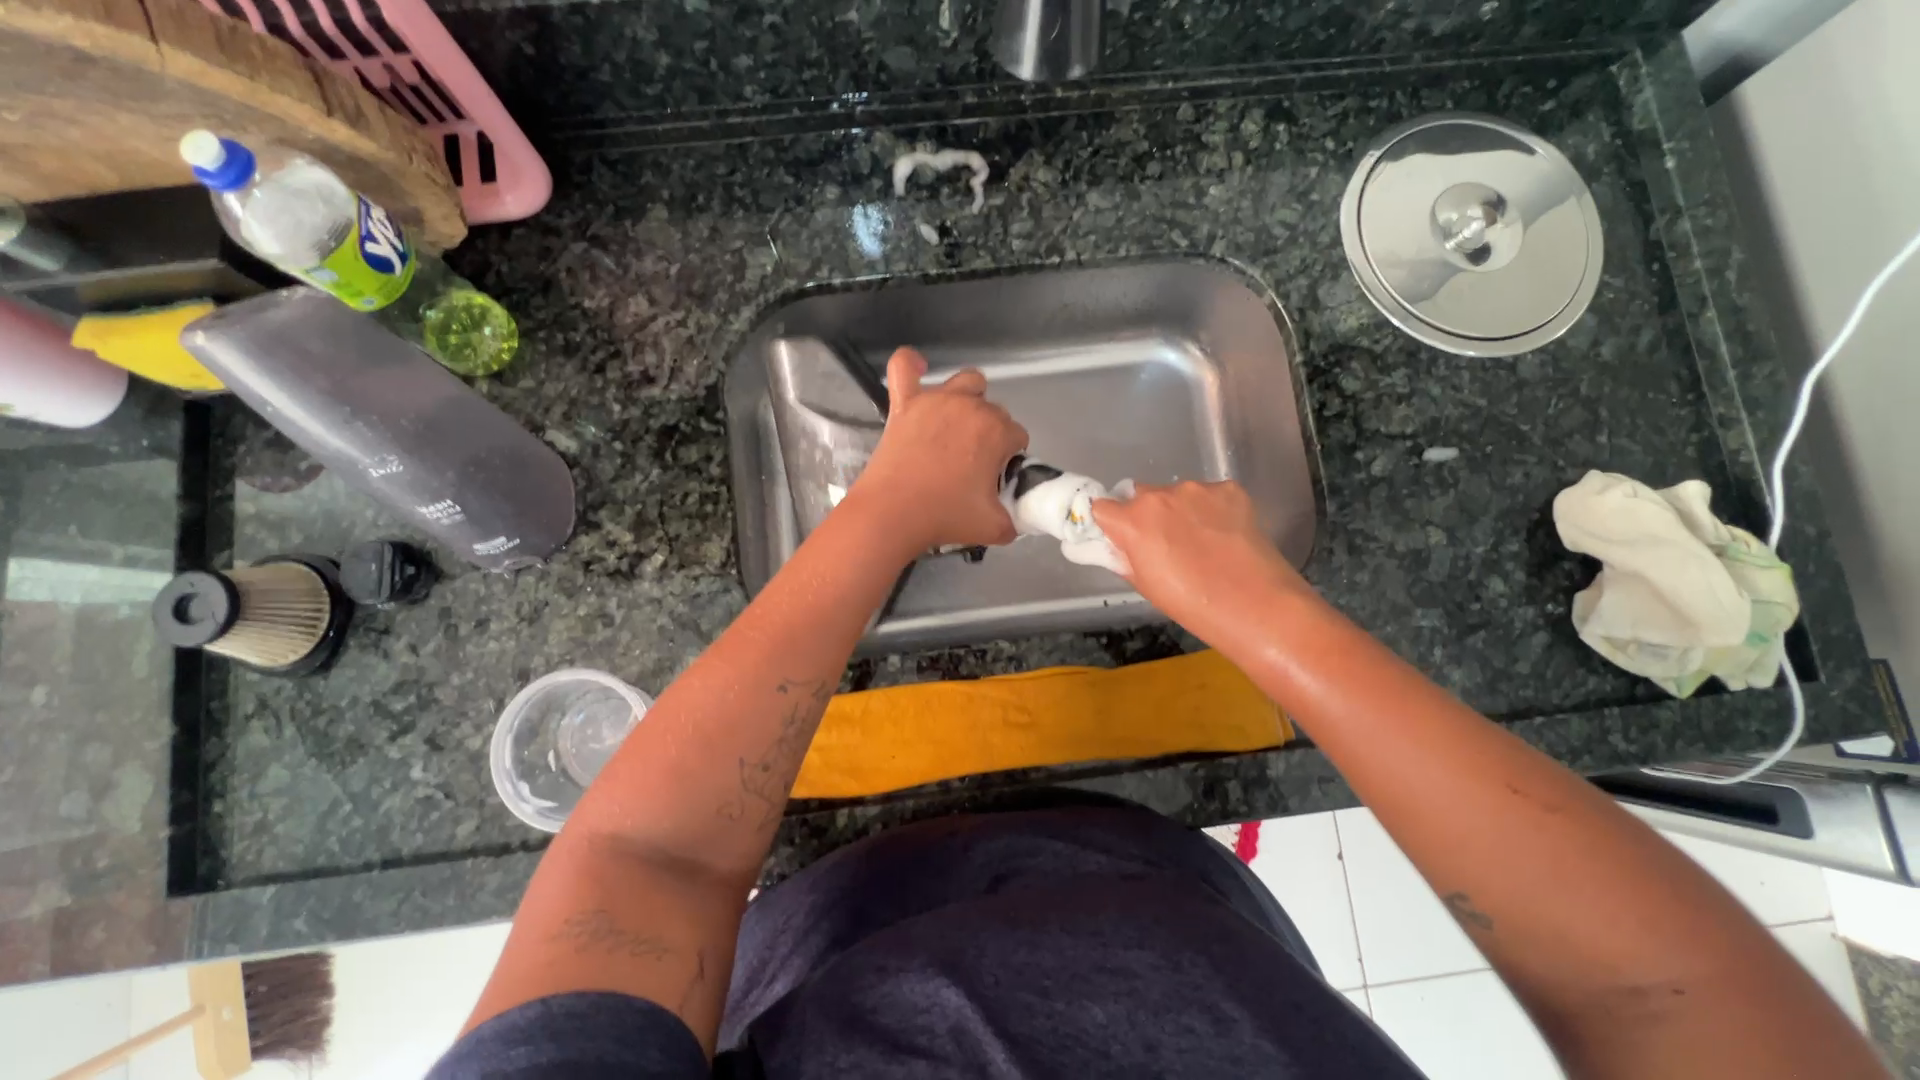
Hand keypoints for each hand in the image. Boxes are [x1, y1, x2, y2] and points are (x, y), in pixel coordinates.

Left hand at [845, 348, 1027, 552]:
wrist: (893, 513)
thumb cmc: (945, 516)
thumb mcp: (994, 527)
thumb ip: (1012, 522)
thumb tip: (1014, 523)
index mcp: (997, 432)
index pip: (1017, 436)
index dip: (1009, 456)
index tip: (994, 476)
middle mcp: (970, 407)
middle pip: (994, 411)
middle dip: (991, 433)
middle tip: (974, 463)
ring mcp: (935, 401)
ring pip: (966, 382)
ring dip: (970, 398)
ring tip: (959, 425)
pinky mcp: (904, 404)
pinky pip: (904, 368)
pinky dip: (911, 364)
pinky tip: (917, 368)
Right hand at [1091, 480, 1310, 644]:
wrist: (1254, 602)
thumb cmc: (1190, 604)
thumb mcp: (1144, 585)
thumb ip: (1124, 556)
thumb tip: (1116, 544)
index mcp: (1133, 520)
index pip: (1102, 506)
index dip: (1110, 523)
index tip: (1121, 539)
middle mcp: (1161, 495)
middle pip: (1140, 496)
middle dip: (1146, 515)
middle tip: (1165, 544)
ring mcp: (1198, 489)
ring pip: (1176, 494)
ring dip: (1180, 511)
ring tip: (1202, 542)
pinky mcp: (1229, 489)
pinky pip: (1209, 495)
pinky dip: (1212, 510)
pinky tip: (1225, 535)